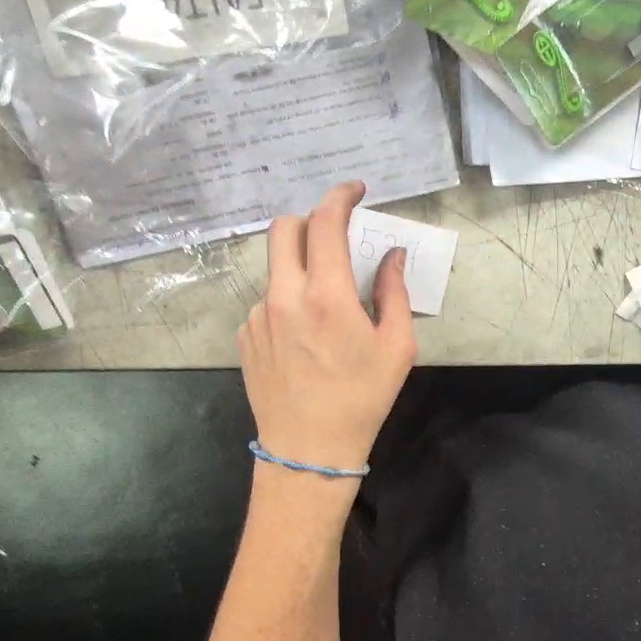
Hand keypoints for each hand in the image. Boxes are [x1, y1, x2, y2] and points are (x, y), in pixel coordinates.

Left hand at [240, 182, 414, 475]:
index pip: (325, 223)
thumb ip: (394, 293)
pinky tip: (305, 338)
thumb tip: (392, 257)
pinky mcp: (244, 336)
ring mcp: (257, 315)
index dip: (340, 197)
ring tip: (325, 309)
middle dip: (309, 220)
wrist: (309, 449)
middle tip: (334, 235)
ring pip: (275, 269)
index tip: (354, 191)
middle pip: (284, 229)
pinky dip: (287, 303)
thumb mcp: (397, 348)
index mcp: (326, 296)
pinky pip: (266, 302)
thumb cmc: (362, 399)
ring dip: (300, 270)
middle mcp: (284, 296)